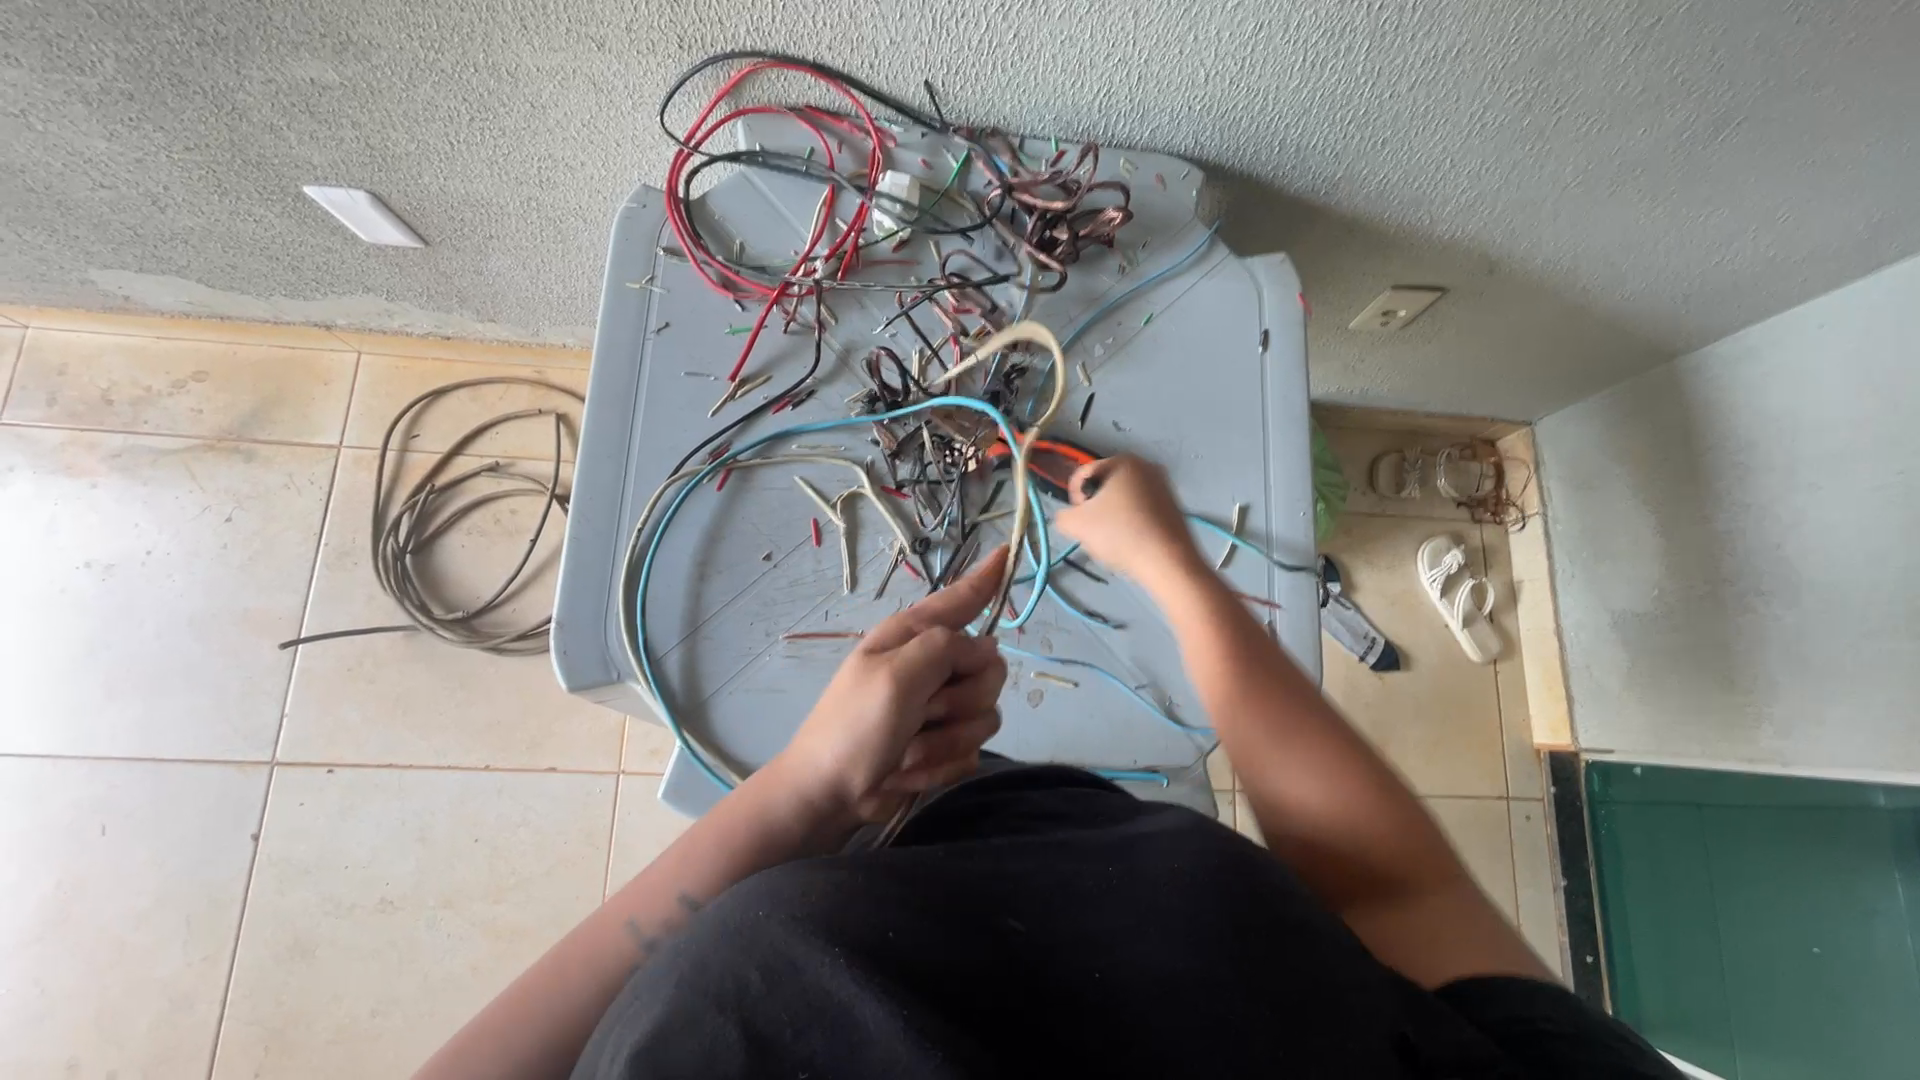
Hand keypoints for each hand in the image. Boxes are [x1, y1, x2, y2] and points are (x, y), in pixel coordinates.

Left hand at [768, 545, 1010, 823]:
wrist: (830, 794)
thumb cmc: (853, 727)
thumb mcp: (895, 676)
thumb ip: (946, 649)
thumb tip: (986, 648)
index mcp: (913, 637)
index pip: (960, 599)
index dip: (985, 579)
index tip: (1009, 552)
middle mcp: (932, 666)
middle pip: (989, 669)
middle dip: (962, 700)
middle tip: (924, 712)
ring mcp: (940, 708)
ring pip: (986, 714)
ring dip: (947, 740)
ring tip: (908, 748)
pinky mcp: (945, 745)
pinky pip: (973, 750)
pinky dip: (942, 764)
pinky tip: (911, 769)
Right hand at [1053, 454, 1199, 583]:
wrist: (1168, 561)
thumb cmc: (1120, 534)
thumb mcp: (1076, 525)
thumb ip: (1062, 516)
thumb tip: (1068, 516)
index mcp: (1122, 461)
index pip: (1083, 475)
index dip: (1074, 498)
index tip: (1079, 519)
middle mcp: (1146, 465)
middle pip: (1104, 487)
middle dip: (1095, 508)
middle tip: (1094, 531)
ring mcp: (1164, 485)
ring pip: (1123, 500)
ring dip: (1112, 517)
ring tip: (1112, 540)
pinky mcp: (1175, 506)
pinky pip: (1142, 510)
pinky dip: (1131, 523)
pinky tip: (1131, 543)